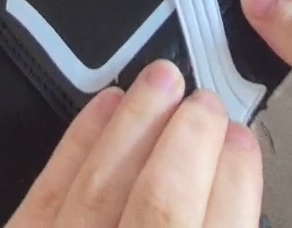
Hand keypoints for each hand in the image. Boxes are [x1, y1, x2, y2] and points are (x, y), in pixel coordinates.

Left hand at [8, 59, 263, 227]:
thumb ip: (215, 224)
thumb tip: (233, 187)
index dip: (236, 181)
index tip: (243, 141)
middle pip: (163, 206)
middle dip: (191, 141)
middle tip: (208, 102)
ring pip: (103, 185)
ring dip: (139, 123)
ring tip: (163, 79)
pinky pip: (48, 187)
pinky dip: (81, 139)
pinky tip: (106, 105)